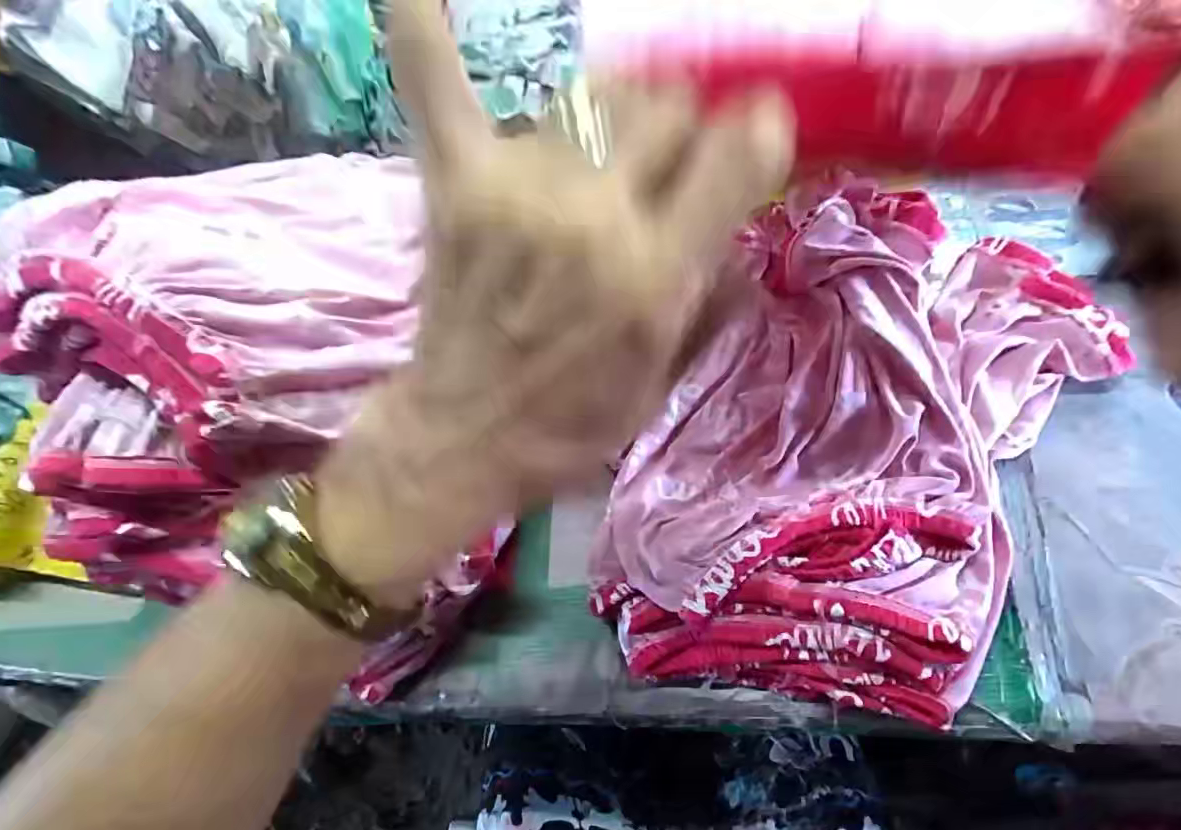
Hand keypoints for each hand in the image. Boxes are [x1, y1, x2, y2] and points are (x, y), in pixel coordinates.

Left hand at [314, 0, 793, 603]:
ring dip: (609, 115)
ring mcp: (520, 190)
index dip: (757, 135)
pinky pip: (437, 78)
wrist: (464, 438)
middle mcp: (595, 217)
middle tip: (658, 176)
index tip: (750, 146)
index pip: (737, 150)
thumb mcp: (658, 387)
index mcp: (653, 277)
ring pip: (590, 92)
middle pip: (665, 104)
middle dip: (680, 132)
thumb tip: (739, 249)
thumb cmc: (567, 427)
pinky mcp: (458, 183)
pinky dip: (423, 25)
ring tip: (593, 164)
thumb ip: (707, 308)